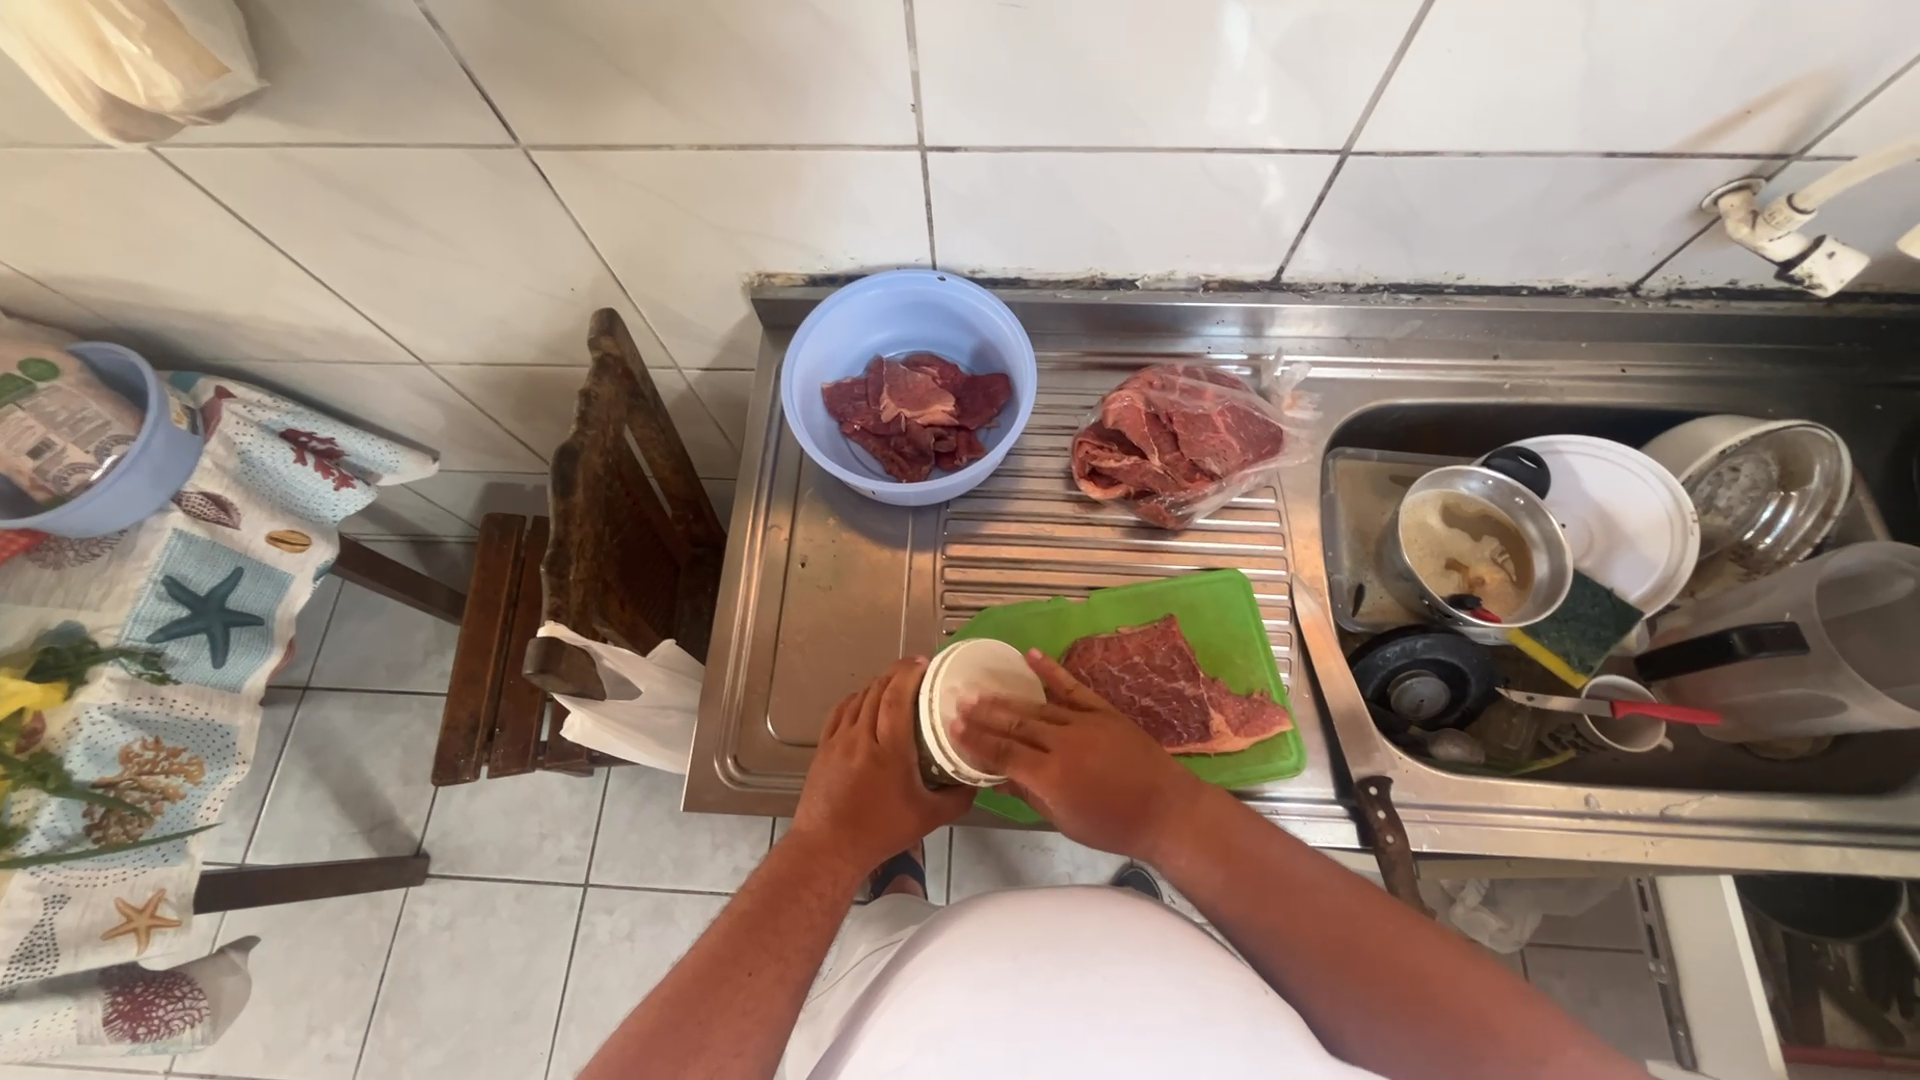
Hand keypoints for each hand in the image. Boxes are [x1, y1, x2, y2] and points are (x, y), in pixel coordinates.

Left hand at [789, 657, 974, 874]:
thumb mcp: (928, 819)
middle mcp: (861, 737)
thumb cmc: (879, 832)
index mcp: (890, 749)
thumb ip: (957, 798)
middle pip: (877, 690)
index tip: (925, 663)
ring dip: (877, 685)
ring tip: (895, 684)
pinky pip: (840, 713)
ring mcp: (838, 741)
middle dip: (897, 673)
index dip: (910, 673)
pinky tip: (864, 702)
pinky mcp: (823, 749)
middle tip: (917, 670)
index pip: (897, 696)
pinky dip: (856, 700)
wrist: (827, 848)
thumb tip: (976, 782)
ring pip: (859, 699)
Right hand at [950, 649, 1211, 862]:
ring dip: (1006, 699)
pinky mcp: (1104, 711)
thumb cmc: (1113, 826)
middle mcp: (1063, 745)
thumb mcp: (1064, 821)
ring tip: (980, 691)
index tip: (952, 727)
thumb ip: (1028, 795)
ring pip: (1036, 706)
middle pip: (1015, 726)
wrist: (1166, 810)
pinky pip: (1072, 687)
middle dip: (983, 715)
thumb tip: (996, 778)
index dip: (975, 740)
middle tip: (958, 702)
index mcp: (1051, 777)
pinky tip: (1030, 656)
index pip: (1003, 753)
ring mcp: (1085, 723)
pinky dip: (1050, 670)